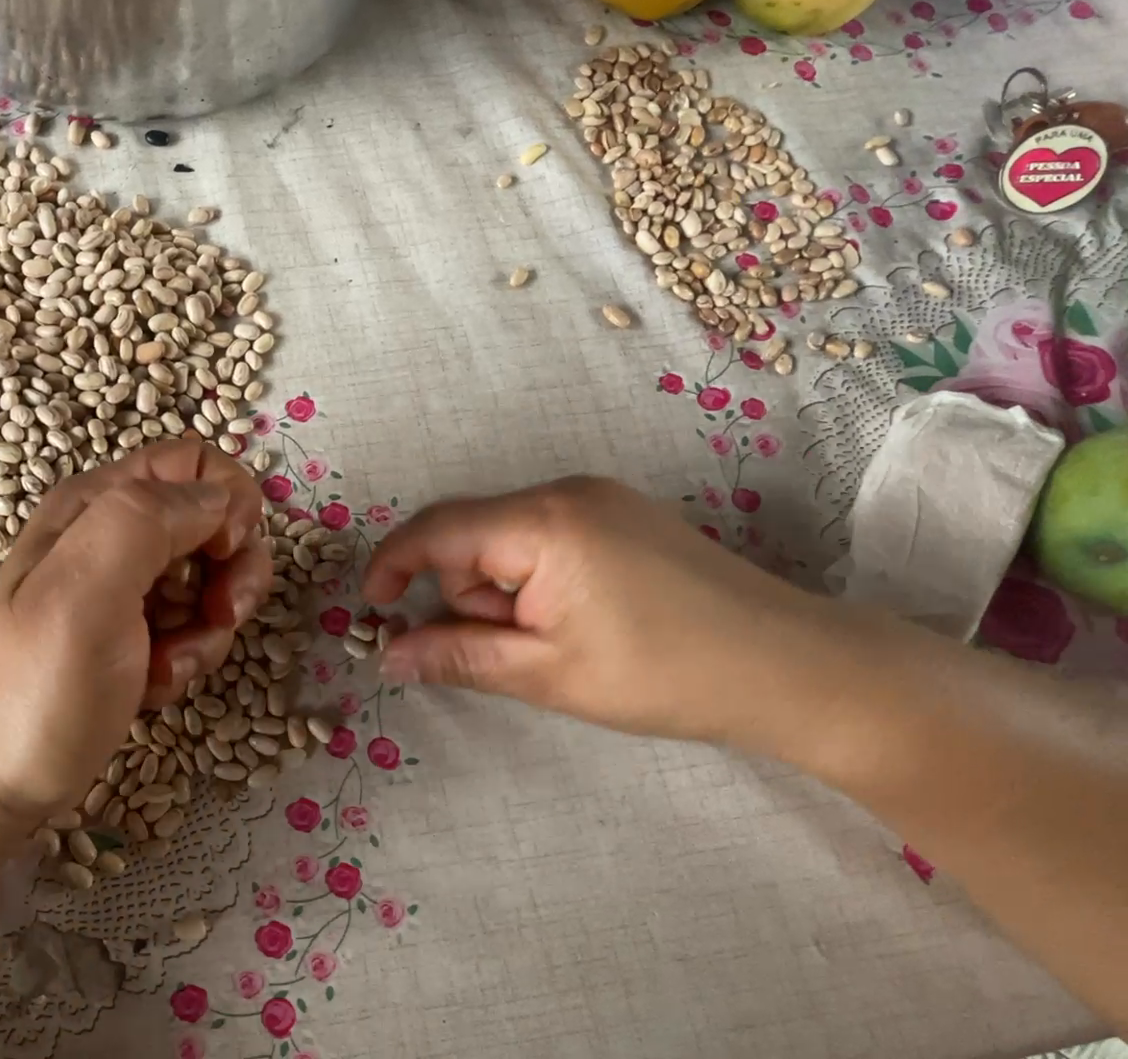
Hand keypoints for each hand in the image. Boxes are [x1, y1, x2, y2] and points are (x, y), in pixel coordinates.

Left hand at [0, 440, 272, 823]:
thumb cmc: (34, 686)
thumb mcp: (83, 590)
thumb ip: (148, 521)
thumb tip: (219, 502)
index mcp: (95, 505)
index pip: (194, 463)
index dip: (226, 503)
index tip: (222, 557)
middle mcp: (110, 535)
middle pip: (212, 522)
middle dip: (230, 570)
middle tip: (217, 617)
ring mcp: (121, 588)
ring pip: (208, 580)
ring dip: (208, 626)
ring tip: (168, 667)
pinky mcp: (131, 636)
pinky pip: (190, 627)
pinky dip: (187, 656)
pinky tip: (154, 686)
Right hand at [362, 476, 851, 750]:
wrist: (794, 668)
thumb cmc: (664, 674)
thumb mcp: (544, 673)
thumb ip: (456, 656)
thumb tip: (387, 657)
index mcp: (542, 523)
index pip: (436, 530)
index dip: (392, 566)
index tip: (372, 611)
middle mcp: (563, 491)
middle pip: (468, 533)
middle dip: (466, 592)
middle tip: (510, 648)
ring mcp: (595, 496)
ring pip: (502, 537)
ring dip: (500, 590)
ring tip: (555, 638)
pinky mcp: (617, 512)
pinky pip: (539, 536)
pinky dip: (530, 577)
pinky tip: (572, 615)